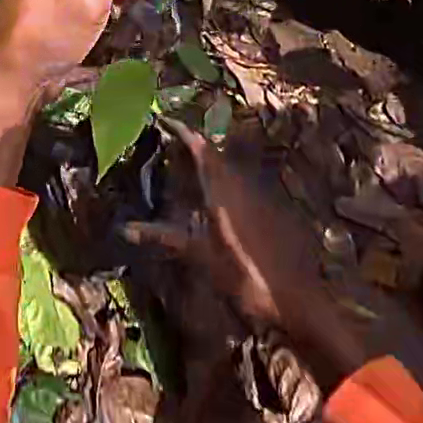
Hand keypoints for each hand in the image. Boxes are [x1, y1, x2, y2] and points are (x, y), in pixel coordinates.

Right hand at [143, 118, 386, 390]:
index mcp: (224, 191)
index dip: (184, 133)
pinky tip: (213, 199)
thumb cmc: (246, 276)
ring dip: (209, 164)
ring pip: (229, 170)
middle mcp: (242, 186)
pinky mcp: (271, 212)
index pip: (202, 150)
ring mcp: (260, 198)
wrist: (296, 301)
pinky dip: (223, 183)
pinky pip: (241, 186)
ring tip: (185, 166)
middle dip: (194, 146)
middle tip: (170, 144)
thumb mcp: (202, 257)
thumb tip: (125, 229)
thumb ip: (165, 238)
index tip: (165, 121)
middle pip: (216, 156)